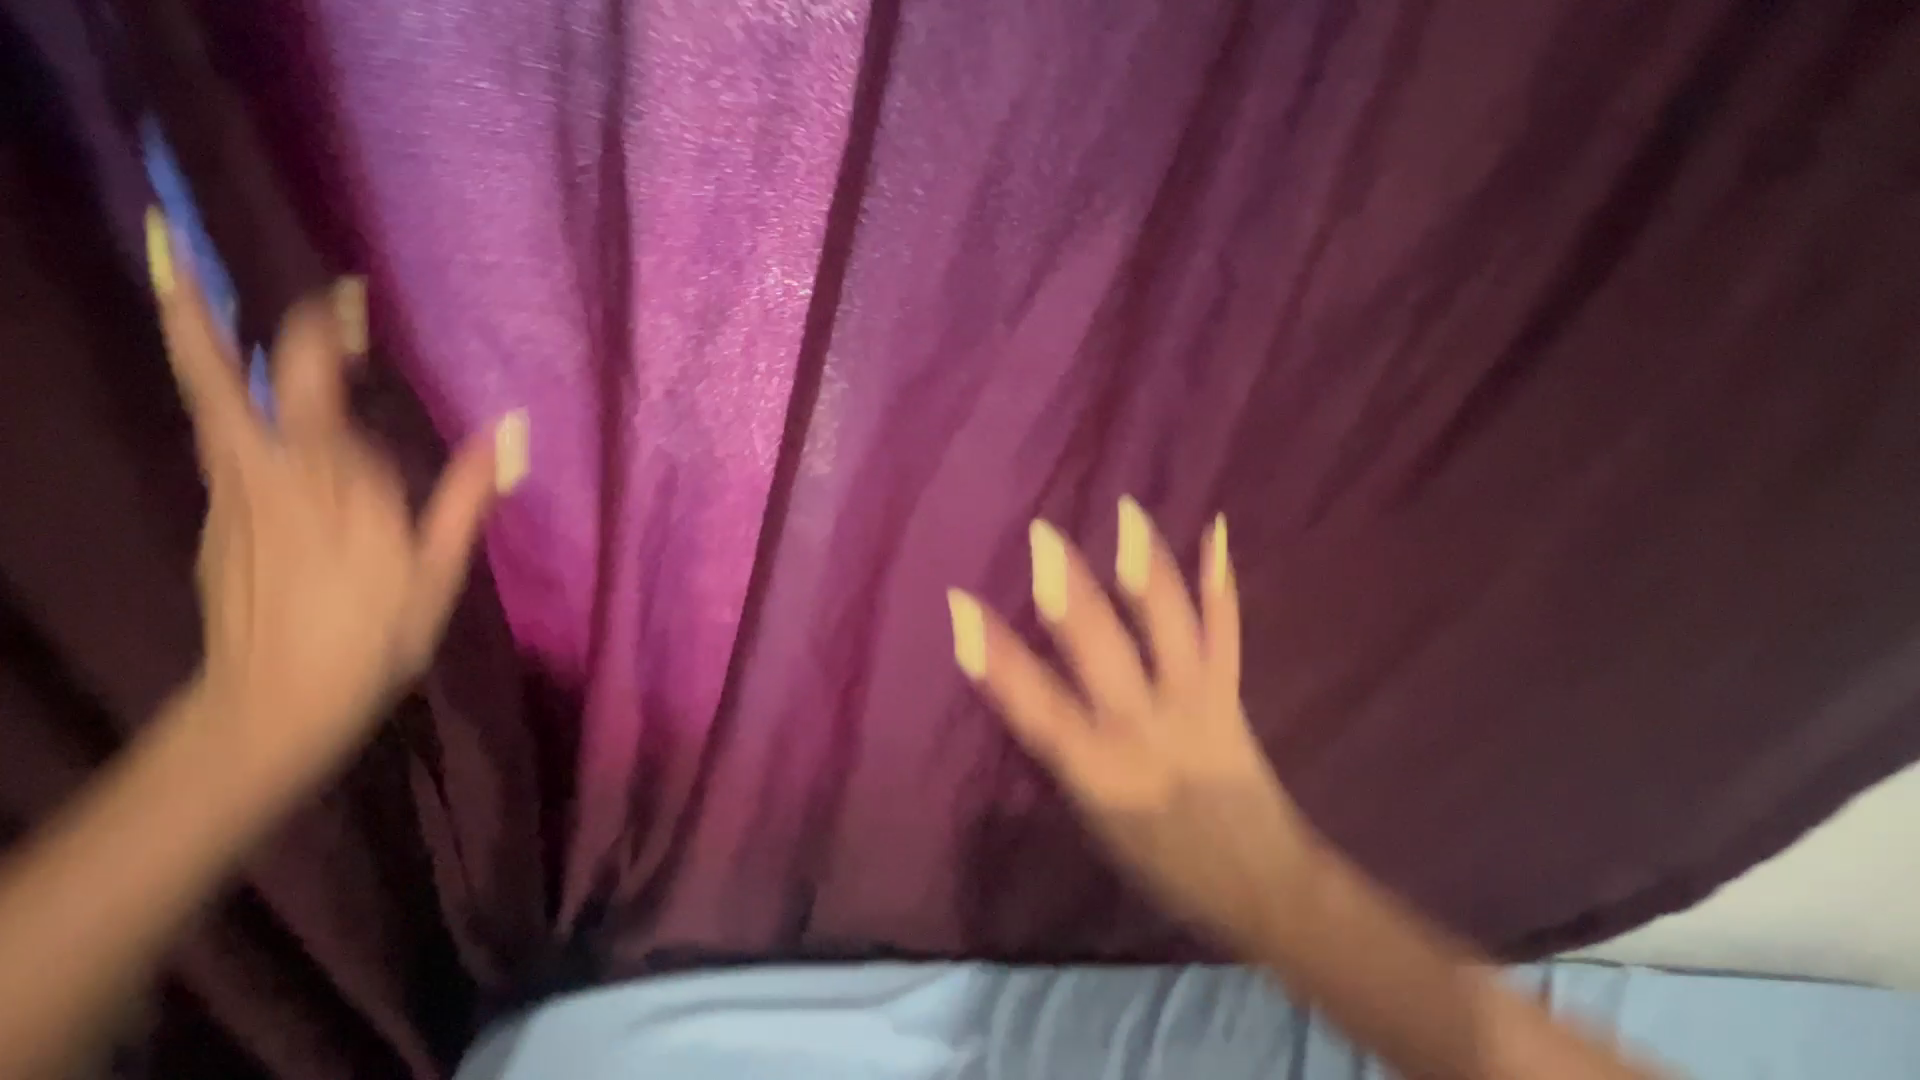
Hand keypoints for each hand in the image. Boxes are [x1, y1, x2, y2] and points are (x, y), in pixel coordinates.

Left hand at [148, 210, 524, 784]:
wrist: (274, 703)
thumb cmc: (374, 636)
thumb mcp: (439, 570)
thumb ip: (468, 495)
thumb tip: (508, 430)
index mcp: (330, 474)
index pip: (312, 371)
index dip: (324, 322)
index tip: (346, 292)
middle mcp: (264, 468)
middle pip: (214, 370)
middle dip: (197, 305)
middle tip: (173, 240)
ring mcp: (229, 493)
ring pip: (207, 402)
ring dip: (204, 345)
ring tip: (203, 300)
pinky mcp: (217, 519)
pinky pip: (226, 446)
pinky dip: (237, 410)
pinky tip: (266, 416)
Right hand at [949, 500, 1313, 947]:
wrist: (1260, 885)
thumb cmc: (1162, 863)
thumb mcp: (1094, 818)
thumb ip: (1068, 750)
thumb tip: (1030, 686)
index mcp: (1098, 770)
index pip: (1035, 705)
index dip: (994, 656)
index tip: (960, 605)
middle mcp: (1143, 728)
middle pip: (1102, 652)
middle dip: (1070, 594)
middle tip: (1043, 538)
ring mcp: (1194, 703)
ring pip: (1168, 627)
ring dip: (1146, 568)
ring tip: (1127, 511)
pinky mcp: (1229, 693)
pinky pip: (1225, 631)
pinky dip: (1220, 581)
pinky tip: (1217, 530)